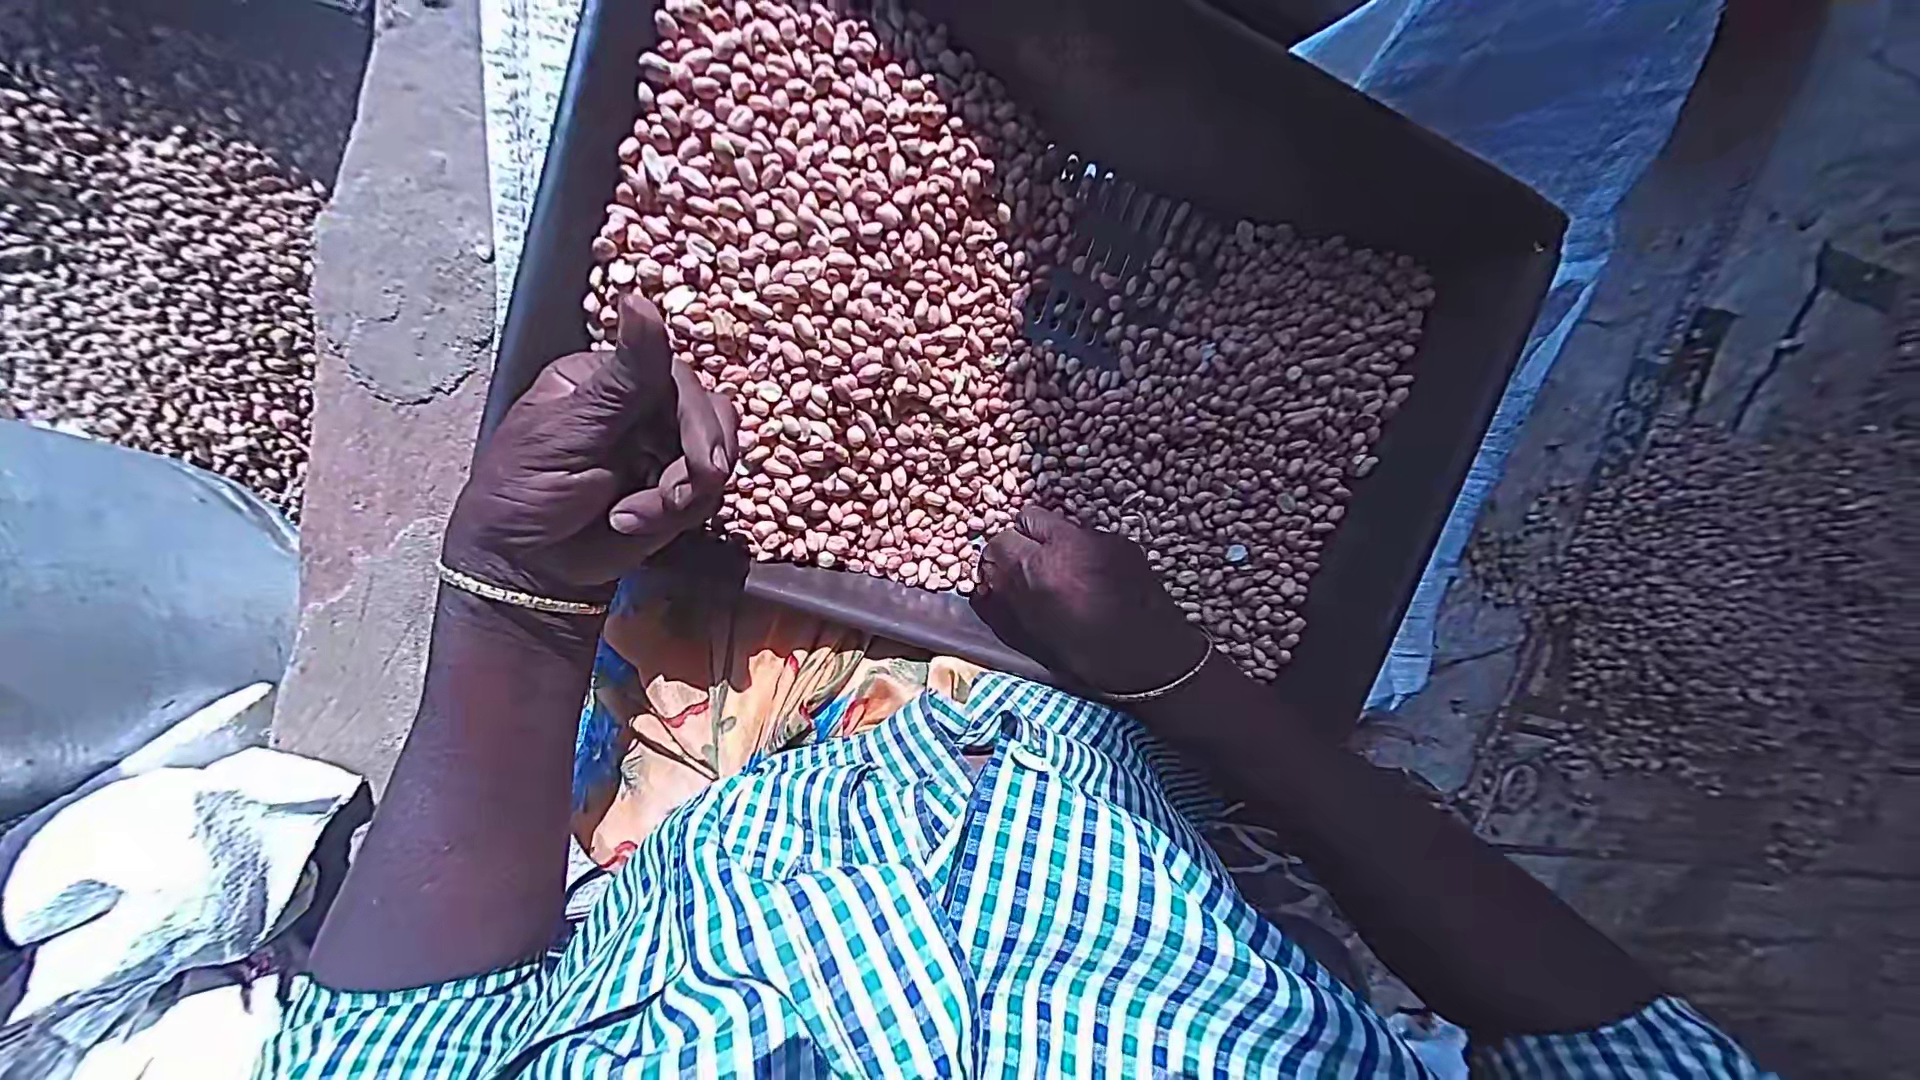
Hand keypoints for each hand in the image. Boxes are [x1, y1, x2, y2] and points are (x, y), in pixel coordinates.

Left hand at [443, 293, 738, 610]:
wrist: (531, 570)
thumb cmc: (527, 494)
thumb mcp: (570, 433)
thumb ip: (622, 377)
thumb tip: (640, 299)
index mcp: (608, 380)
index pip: (676, 378)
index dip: (697, 419)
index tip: (704, 463)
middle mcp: (642, 407)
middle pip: (710, 415)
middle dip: (698, 462)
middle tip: (677, 498)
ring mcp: (663, 447)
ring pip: (718, 453)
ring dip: (690, 491)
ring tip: (642, 515)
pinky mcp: (677, 484)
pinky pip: (710, 490)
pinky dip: (684, 513)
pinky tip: (638, 523)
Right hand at [973, 505, 1209, 696]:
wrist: (1156, 661)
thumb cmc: (1090, 658)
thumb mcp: (1037, 635)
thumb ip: (1006, 601)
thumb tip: (987, 584)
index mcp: (1040, 569)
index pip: (999, 540)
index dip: (995, 559)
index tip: (999, 575)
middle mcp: (1068, 542)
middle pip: (1028, 518)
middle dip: (1020, 539)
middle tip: (1025, 567)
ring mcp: (1098, 538)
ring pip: (1058, 525)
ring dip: (1051, 544)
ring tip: (1061, 576)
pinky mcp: (1121, 542)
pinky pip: (1087, 537)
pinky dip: (1080, 551)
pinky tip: (1090, 579)